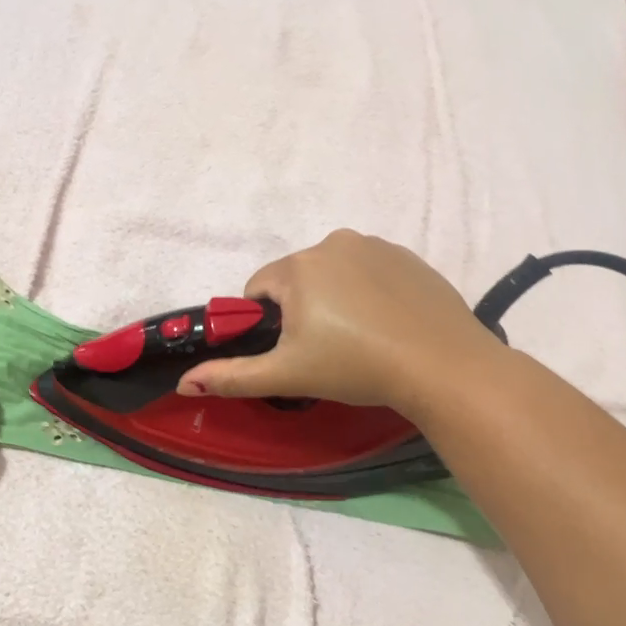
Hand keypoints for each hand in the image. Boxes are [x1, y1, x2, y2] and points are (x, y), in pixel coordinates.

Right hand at [177, 229, 505, 414]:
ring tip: (359, 339)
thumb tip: (183, 383)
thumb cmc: (354, 367)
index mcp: (298, 267)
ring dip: (333, 300)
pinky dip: (367, 294)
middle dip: (300, 310)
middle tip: (325, 350)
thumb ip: (231, 376)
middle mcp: (333, 243)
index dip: (266, 324)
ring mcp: (375, 246)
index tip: (291, 351)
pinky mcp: (408, 257)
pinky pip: (368, 272)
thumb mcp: (286, 376)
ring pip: (332, 274)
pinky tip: (385, 325)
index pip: (257, 289)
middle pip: (295, 279)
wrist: (441, 366)